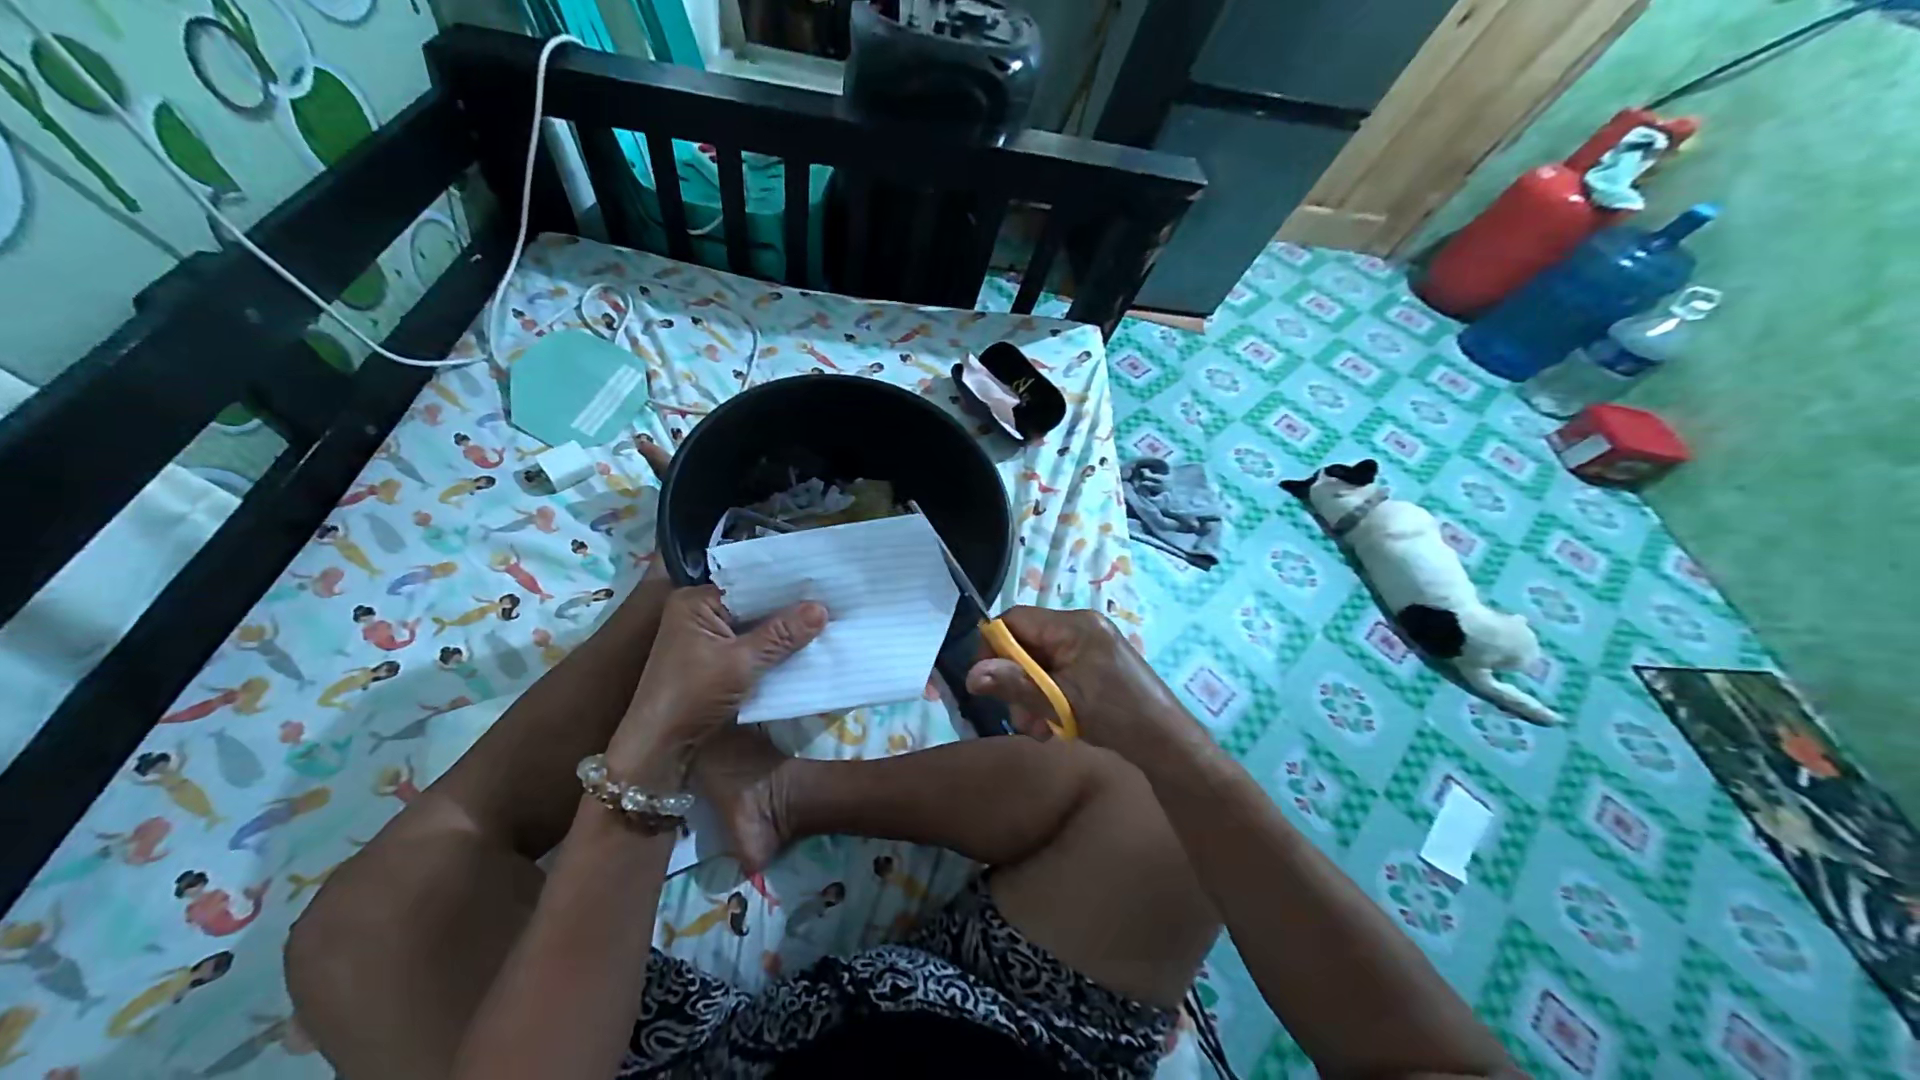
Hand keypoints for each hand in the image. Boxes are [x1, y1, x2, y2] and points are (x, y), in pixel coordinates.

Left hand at [605, 586, 826, 786]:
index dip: (785, 583)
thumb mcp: (742, 662)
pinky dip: (771, 645)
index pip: (749, 582)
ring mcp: (705, 636)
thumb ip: (782, 634)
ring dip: (782, 627)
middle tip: (832, 598)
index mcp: (695, 601)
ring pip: (753, 624)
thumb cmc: (692, 696)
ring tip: (826, 617)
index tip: (823, 581)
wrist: (659, 746)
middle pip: (752, 602)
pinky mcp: (713, 658)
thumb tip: (822, 608)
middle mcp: (698, 611)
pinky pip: (749, 642)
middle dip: (787, 606)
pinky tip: (802, 643)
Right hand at [964, 607, 1195, 754]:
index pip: (1016, 620)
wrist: (1169, 746)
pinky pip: (1060, 674)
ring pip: (1041, 663)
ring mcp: (1092, 647)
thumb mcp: (1061, 701)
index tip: (987, 681)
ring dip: (1032, 697)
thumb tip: (972, 674)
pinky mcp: (1098, 666)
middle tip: (1020, 717)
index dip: (994, 647)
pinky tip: (1054, 727)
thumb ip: (1016, 685)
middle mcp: (1082, 628)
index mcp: (1075, 625)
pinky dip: (1051, 699)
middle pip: (1027, 643)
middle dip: (1017, 681)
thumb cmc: (1117, 716)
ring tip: (1039, 729)